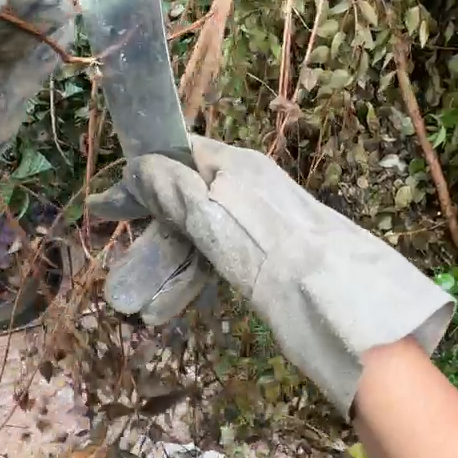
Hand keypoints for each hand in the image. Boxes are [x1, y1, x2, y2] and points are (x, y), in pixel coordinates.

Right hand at [93, 136, 453, 412]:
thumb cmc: (271, 257)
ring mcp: (263, 218)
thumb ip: (178, 192)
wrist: (344, 303)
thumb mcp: (215, 220)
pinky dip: (196, 274)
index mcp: (239, 166)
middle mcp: (251, 185)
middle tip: (116, 245)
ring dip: (168, 261)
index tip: (113, 203)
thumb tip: (142, 167)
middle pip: (189, 194)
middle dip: (151, 224)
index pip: (182, 153)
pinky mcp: (273, 250)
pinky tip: (171, 305)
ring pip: (203, 230)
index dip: (144, 173)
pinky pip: (223, 253)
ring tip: (135, 300)